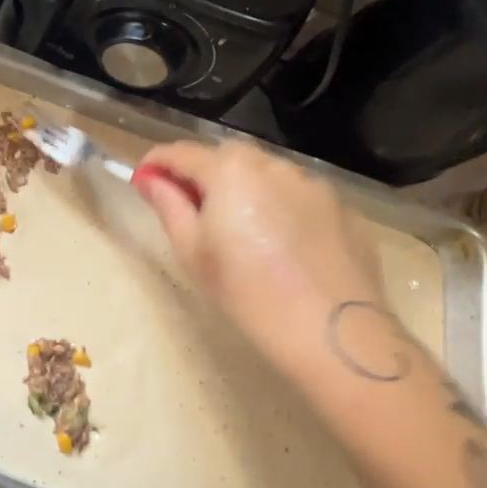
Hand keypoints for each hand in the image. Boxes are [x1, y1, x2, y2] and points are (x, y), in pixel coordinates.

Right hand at [132, 140, 384, 363]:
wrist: (335, 334)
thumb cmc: (248, 292)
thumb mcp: (192, 251)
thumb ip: (168, 205)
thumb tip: (150, 181)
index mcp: (230, 170)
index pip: (181, 153)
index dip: (156, 164)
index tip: (143, 180)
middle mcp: (273, 165)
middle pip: (226, 158)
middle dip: (203, 174)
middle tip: (192, 209)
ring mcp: (313, 185)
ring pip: (267, 176)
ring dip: (246, 190)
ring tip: (243, 231)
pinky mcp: (343, 210)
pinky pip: (300, 199)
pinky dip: (283, 210)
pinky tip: (284, 247)